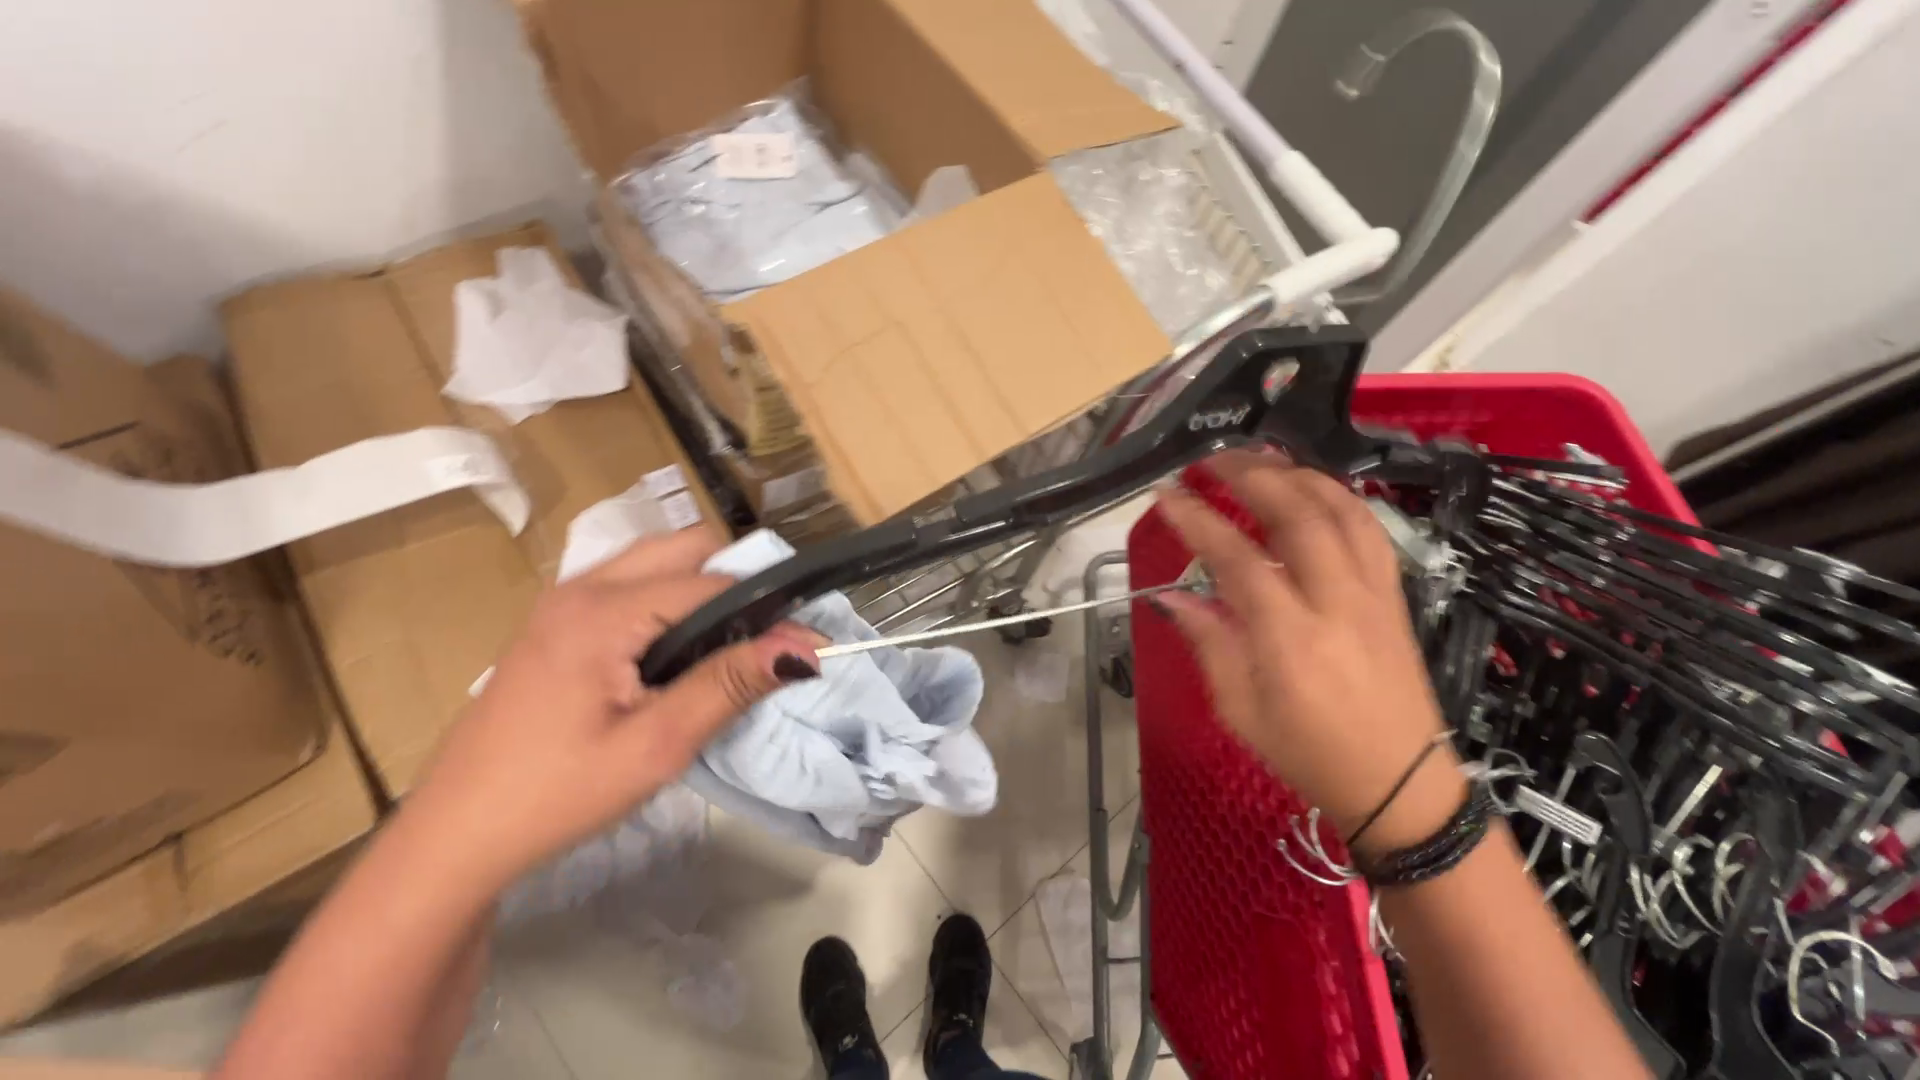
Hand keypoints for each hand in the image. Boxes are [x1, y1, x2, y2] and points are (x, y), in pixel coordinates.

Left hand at [404, 526, 822, 888]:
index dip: (767, 609)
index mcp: (601, 612)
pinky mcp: (552, 624)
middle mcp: (579, 588)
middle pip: (681, 548)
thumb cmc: (557, 794)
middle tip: (763, 640)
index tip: (808, 647)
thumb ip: (729, 685)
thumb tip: (804, 649)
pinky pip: (625, 585)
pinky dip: (665, 599)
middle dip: (735, 579)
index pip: (710, 581)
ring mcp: (560, 603)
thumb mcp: (655, 746)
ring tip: (726, 647)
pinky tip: (673, 654)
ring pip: (652, 561)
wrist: (455, 836)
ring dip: (699, 586)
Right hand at [1154, 454, 1463, 858]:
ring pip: (1341, 511)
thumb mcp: (1240, 711)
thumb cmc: (1309, 753)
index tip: (1167, 493)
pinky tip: (1314, 489)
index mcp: (1289, 637)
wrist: (1400, 783)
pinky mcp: (1394, 594)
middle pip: (1297, 515)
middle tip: (1212, 458)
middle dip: (1251, 475)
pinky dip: (1339, 497)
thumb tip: (1172, 595)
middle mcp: (1336, 601)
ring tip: (1260, 459)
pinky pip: (1369, 529)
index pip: (1238, 558)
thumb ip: (1209, 642)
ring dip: (1297, 475)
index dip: (1198, 520)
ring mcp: (1373, 593)